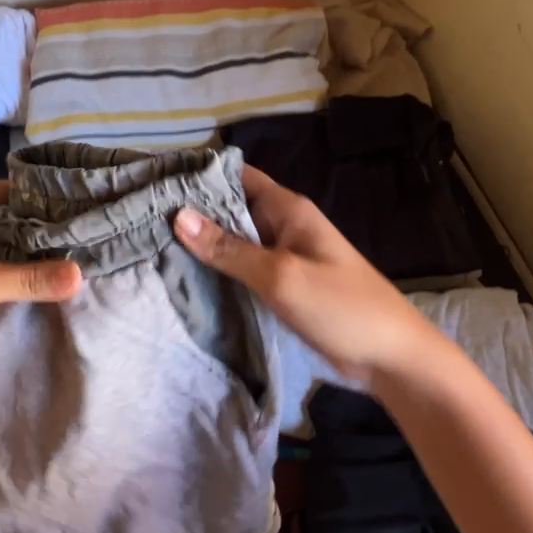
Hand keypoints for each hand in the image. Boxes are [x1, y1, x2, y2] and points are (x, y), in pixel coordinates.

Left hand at [0, 181, 82, 380]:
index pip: (1, 190)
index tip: (68, 197)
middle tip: (77, 230)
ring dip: (25, 252)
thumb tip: (81, 274)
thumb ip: (27, 279)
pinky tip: (37, 288)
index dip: (31, 190)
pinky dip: (12, 277)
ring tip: (68, 257)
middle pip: (3, 219)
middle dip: (36, 223)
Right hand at [174, 165, 437, 386]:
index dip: (199, 173)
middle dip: (192, 209)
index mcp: (287, 209)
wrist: (392, 359)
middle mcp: (282, 225)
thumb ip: (229, 248)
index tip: (156, 179)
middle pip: (229, 207)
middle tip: (141, 215)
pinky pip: (241, 267)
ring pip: (233, 239)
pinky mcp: (281, 284)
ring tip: (150, 241)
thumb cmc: (341, 306)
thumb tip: (177, 215)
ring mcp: (281, 256)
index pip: (235, 175)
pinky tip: (184, 274)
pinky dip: (217, 267)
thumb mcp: (280, 276)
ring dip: (202, 241)